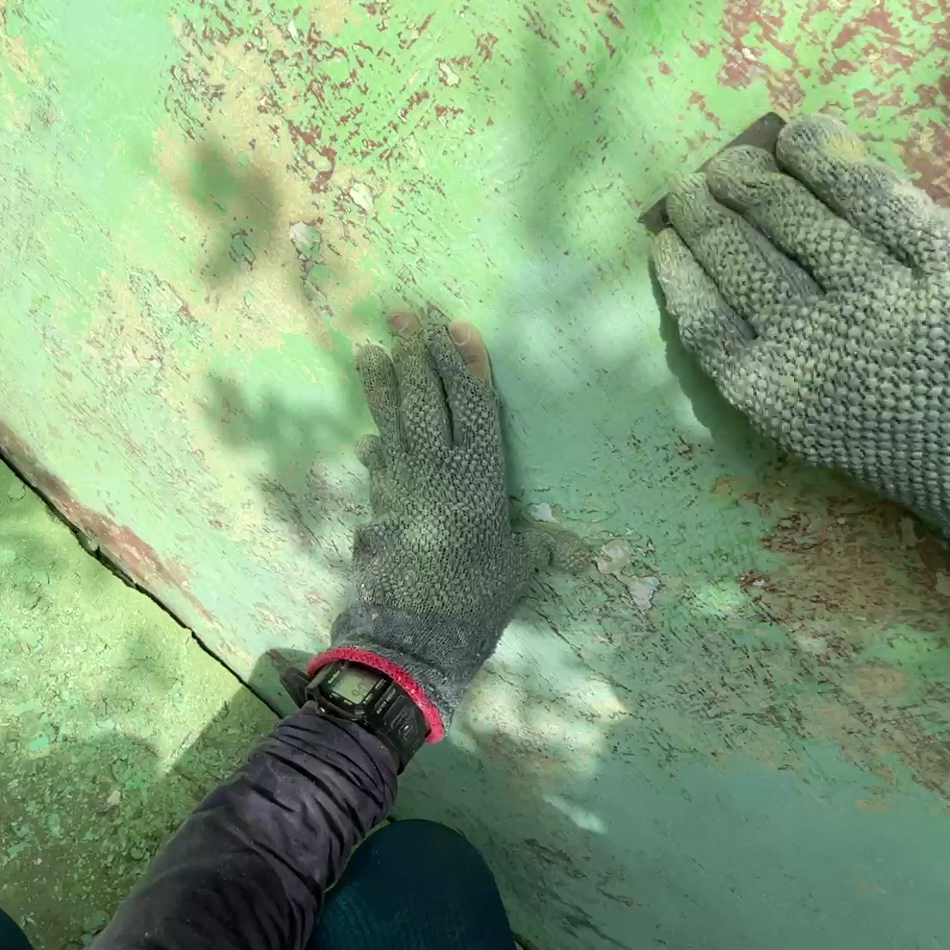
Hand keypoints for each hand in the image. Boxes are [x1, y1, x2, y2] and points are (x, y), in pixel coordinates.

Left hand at [311, 311, 550, 740]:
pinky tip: (368, 431)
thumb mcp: (516, 570)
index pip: (474, 407)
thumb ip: (539, 549)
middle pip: (426, 400)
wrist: (411, 636)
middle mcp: (436, 469)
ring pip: (392, 421)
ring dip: (382, 383)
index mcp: (478, 476)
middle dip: (416, 354)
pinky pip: (377, 464)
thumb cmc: (473, 602)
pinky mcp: (377, 505)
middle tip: (401, 313)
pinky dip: (375, 443)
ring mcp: (400, 484)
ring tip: (369, 347)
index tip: (455, 326)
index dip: (466, 365)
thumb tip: (580, 555)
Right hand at [653, 114, 949, 649]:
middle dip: (705, 218)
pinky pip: (877, 197)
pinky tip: (800, 135)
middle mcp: (816, 345)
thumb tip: (724, 288)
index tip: (662, 239)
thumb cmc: (913, 450)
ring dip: (755, 183)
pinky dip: (831, 161)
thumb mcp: (814, 430)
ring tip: (732, 161)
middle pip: (742, 263)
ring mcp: (884, 298)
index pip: (705, 319)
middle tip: (688, 186)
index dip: (679, 272)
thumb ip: (764, 368)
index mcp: (775, 396)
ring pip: (799, 223)